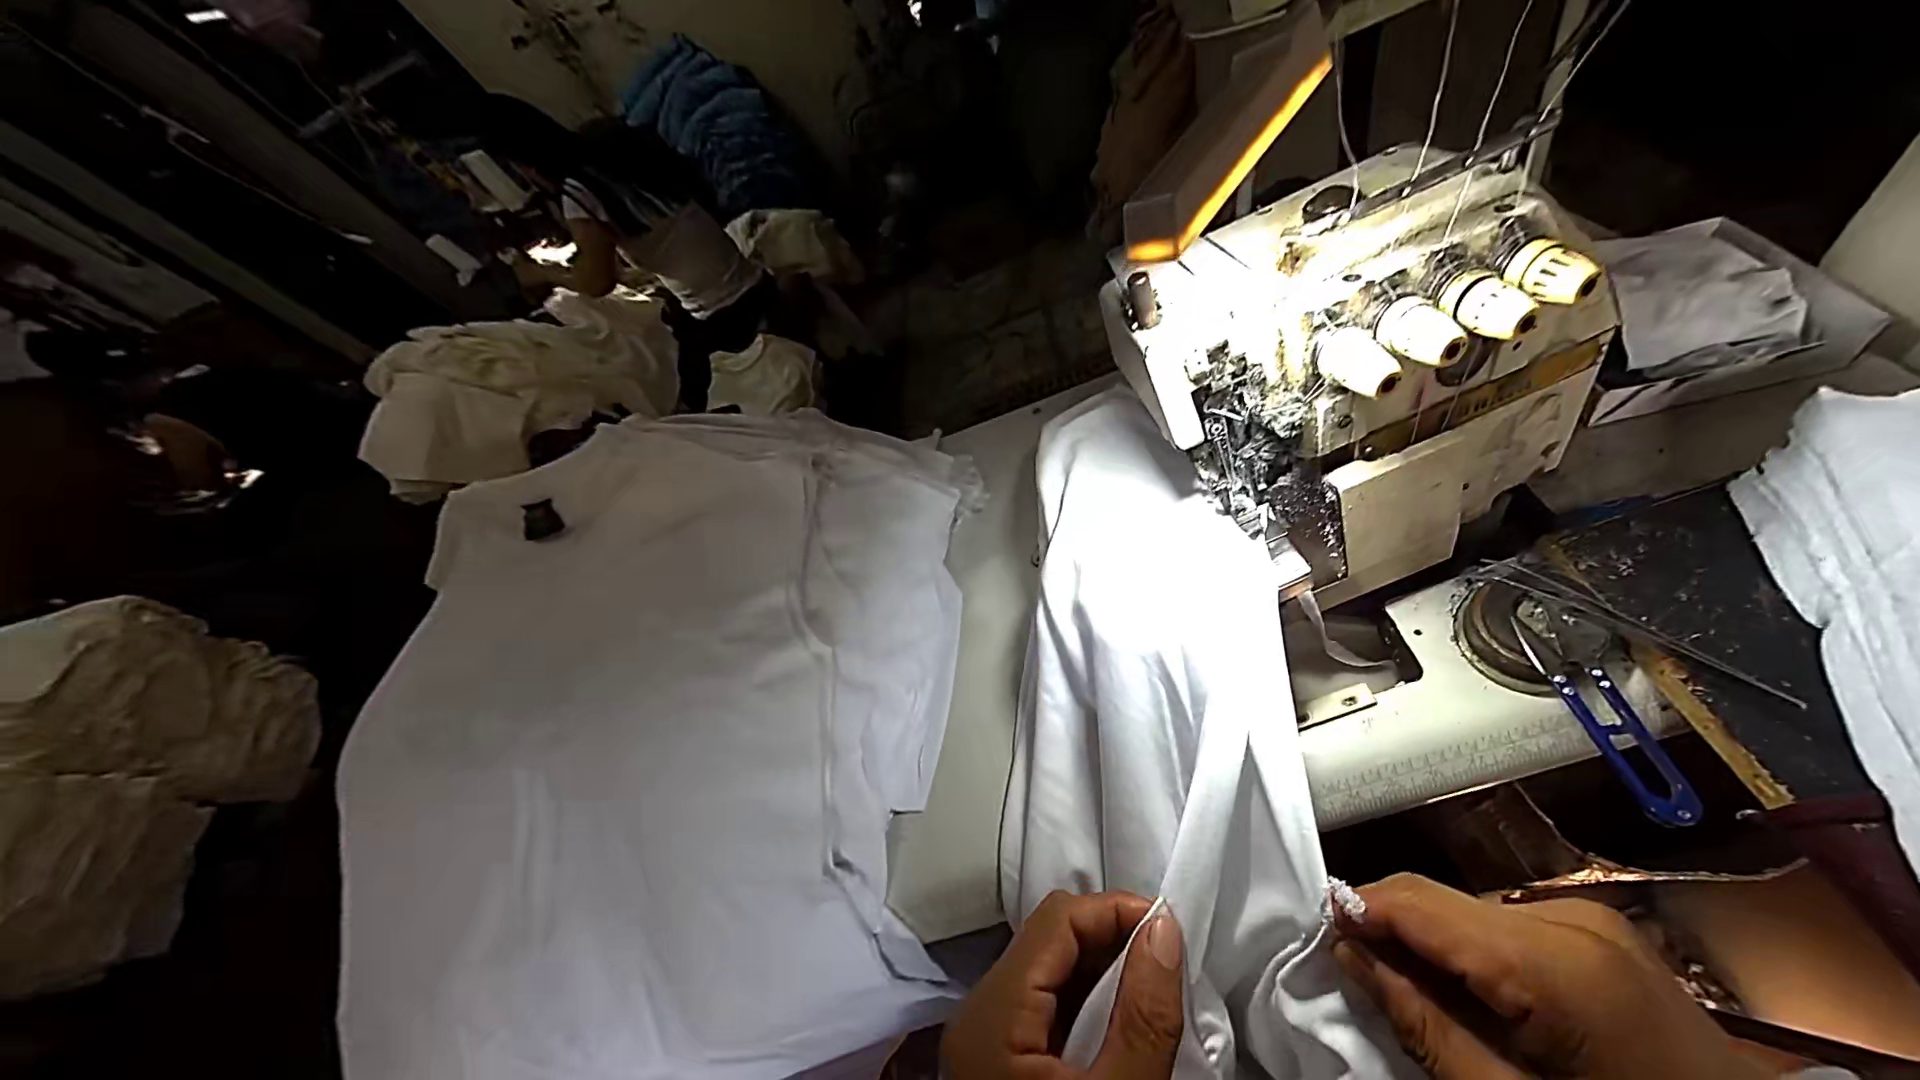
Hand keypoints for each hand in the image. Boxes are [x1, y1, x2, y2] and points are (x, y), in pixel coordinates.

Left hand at [943, 890, 1184, 1079]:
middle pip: (1050, 937)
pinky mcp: (1000, 1060)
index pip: (1055, 919)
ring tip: (1154, 984)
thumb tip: (1164, 930)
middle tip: (1168, 957)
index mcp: (990, 1015)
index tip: (1170, 928)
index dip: (1115, 911)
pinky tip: (1124, 1016)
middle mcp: (978, 1014)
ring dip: (1105, 968)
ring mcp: (986, 1037)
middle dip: (1113, 936)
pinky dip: (1090, 1000)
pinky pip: (1047, 1004)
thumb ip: (1141, 1018)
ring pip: (1050, 969)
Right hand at [1333, 874, 1769, 1079]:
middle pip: (1438, 898)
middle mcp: (1570, 918)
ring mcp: (1591, 920)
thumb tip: (1350, 953)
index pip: (1417, 902)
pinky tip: (1469, 991)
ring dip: (1427, 939)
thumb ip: (1423, 1023)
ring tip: (1415, 989)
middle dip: (1388, 927)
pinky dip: (1467, 947)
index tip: (1319, 933)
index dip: (1356, 910)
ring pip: (1463, 906)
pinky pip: (1501, 922)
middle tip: (1357, 968)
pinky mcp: (1600, 931)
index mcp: (1555, 962)